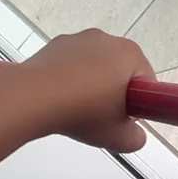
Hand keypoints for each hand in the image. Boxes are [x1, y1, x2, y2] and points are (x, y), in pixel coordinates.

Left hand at [12, 30, 152, 152]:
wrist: (31, 98)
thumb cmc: (80, 110)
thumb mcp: (118, 137)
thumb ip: (135, 138)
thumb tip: (133, 136)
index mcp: (129, 54)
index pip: (146, 81)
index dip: (137, 103)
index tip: (123, 118)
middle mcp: (104, 39)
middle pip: (118, 71)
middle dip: (113, 94)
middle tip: (101, 118)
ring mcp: (76, 40)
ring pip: (92, 67)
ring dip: (88, 86)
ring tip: (76, 111)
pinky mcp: (52, 46)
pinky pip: (68, 66)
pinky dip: (67, 80)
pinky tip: (59, 100)